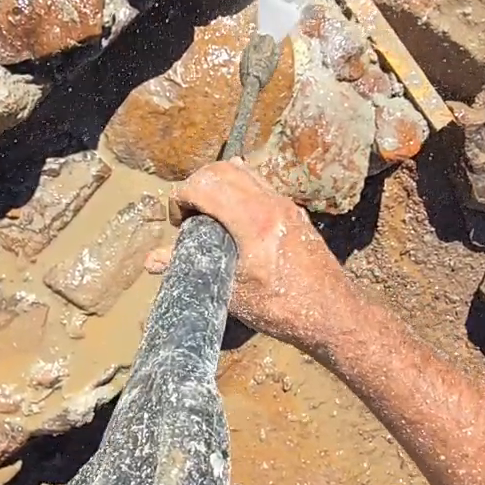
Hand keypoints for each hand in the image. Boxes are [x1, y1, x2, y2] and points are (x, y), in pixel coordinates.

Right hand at [171, 160, 358, 355]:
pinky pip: (258, 183)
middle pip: (221, 169)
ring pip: (241, 171)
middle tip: (187, 217)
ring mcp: (285, 204)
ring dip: (216, 184)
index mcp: (254, 220)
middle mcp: (271, 203)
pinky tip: (231, 218)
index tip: (177, 222)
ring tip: (207, 216)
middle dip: (195, 185)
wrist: (332, 315)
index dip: (182, 197)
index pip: (206, 184)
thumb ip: (190, 269)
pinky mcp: (292, 212)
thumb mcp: (229, 293)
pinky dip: (236, 189)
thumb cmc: (282, 309)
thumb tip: (151, 262)